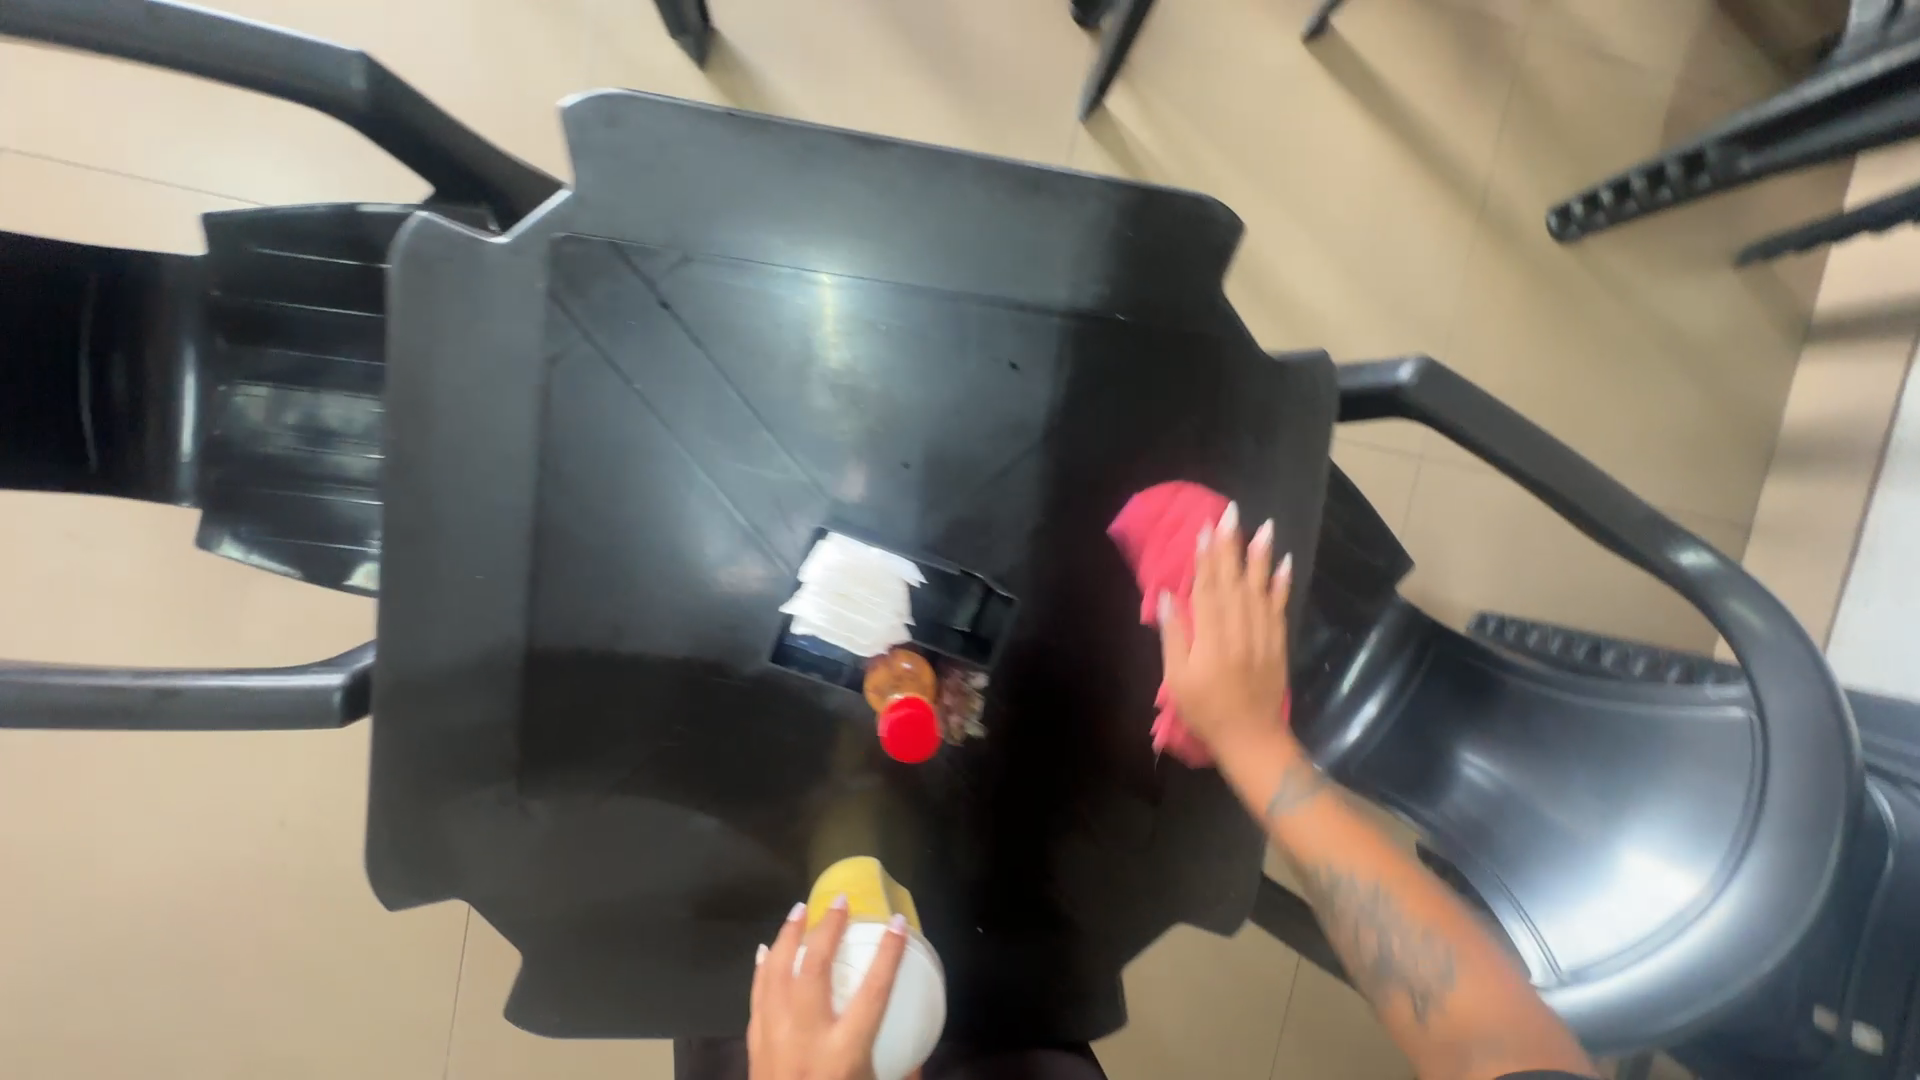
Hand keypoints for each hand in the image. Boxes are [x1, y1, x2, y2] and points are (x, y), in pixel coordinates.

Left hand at [748, 898, 910, 1079]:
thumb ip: (900, 1075)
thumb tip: (919, 1057)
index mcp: (844, 1053)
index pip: (873, 993)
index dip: (888, 955)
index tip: (898, 923)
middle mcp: (807, 1038)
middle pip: (815, 969)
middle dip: (828, 929)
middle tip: (840, 901)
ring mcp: (775, 1039)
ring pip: (778, 973)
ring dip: (789, 936)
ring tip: (800, 909)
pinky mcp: (755, 1046)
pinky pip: (757, 996)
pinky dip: (763, 968)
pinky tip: (767, 949)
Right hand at [1155, 501, 1297, 760]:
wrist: (1251, 739)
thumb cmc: (1205, 710)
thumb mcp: (1177, 678)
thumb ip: (1174, 636)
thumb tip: (1167, 597)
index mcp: (1211, 637)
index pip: (1208, 588)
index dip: (1206, 557)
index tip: (1205, 528)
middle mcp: (1239, 629)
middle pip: (1235, 580)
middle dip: (1232, 545)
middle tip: (1232, 513)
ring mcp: (1262, 635)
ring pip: (1260, 588)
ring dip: (1261, 557)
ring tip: (1264, 527)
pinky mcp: (1277, 643)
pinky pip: (1280, 608)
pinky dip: (1282, 585)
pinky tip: (1283, 564)